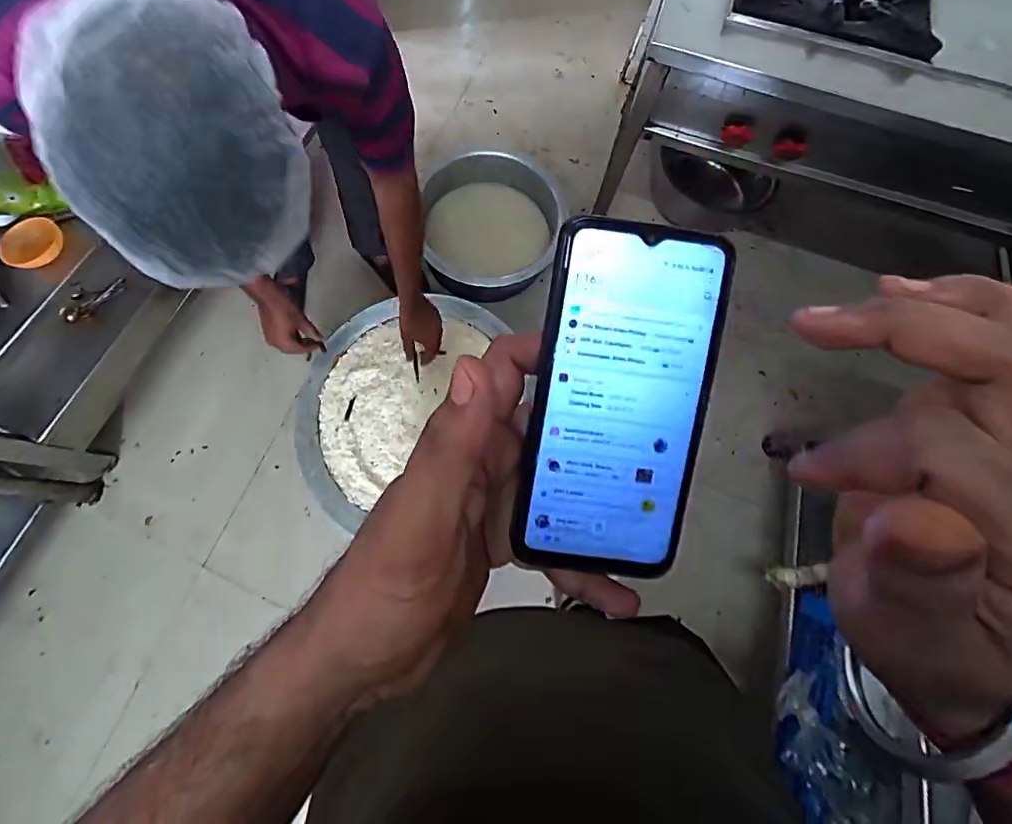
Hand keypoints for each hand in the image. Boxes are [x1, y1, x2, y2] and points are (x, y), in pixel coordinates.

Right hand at [250, 280, 324, 354]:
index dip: (311, 347)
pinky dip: (289, 339)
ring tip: (307, 337)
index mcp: (284, 343)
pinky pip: (280, 340)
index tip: (320, 345)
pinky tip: (295, 332)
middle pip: (292, 350)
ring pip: (286, 345)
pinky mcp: (267, 332)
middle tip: (314, 341)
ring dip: (296, 343)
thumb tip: (320, 339)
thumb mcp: (300, 319)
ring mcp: (269, 339)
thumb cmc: (285, 307)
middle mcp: (275, 344)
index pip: (300, 350)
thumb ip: (310, 331)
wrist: (267, 296)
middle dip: (304, 346)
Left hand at [301, 333, 636, 705]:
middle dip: (592, 427)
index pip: (501, 375)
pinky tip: (615, 590)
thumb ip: (450, 444)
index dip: (542, 353)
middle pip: (542, 429)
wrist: (361, 659)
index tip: (598, 353)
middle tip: (650, 439)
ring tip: (646, 518)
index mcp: (461, 443)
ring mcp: (490, 504)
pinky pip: (548, 542)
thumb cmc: (383, 585)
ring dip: (596, 499)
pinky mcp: (500, 544)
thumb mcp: (422, 513)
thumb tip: (475, 367)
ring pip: (553, 485)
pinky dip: (578, 562)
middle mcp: (479, 463)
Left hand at [398, 293, 443, 365]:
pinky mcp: (437, 316)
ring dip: (431, 342)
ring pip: (437, 337)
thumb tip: (410, 360)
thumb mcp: (406, 337)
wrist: (412, 300)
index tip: (421, 363)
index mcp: (431, 341)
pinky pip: (436, 328)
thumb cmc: (408, 320)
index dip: (426, 361)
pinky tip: (425, 331)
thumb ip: (409, 350)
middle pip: (436, 347)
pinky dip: (432, 332)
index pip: (431, 356)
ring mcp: (439, 324)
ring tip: (424, 344)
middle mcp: (438, 334)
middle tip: (424, 355)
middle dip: (430, 352)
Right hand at [785, 275, 1011, 740]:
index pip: (949, 451)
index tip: (806, 472)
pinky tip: (921, 299)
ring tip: (875, 296)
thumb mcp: (909, 636)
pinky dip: (978, 312)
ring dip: (950, 306)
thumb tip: (909, 516)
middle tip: (816, 324)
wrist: (983, 665)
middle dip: (907, 331)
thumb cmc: (935, 654)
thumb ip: (919, 582)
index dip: (864, 449)